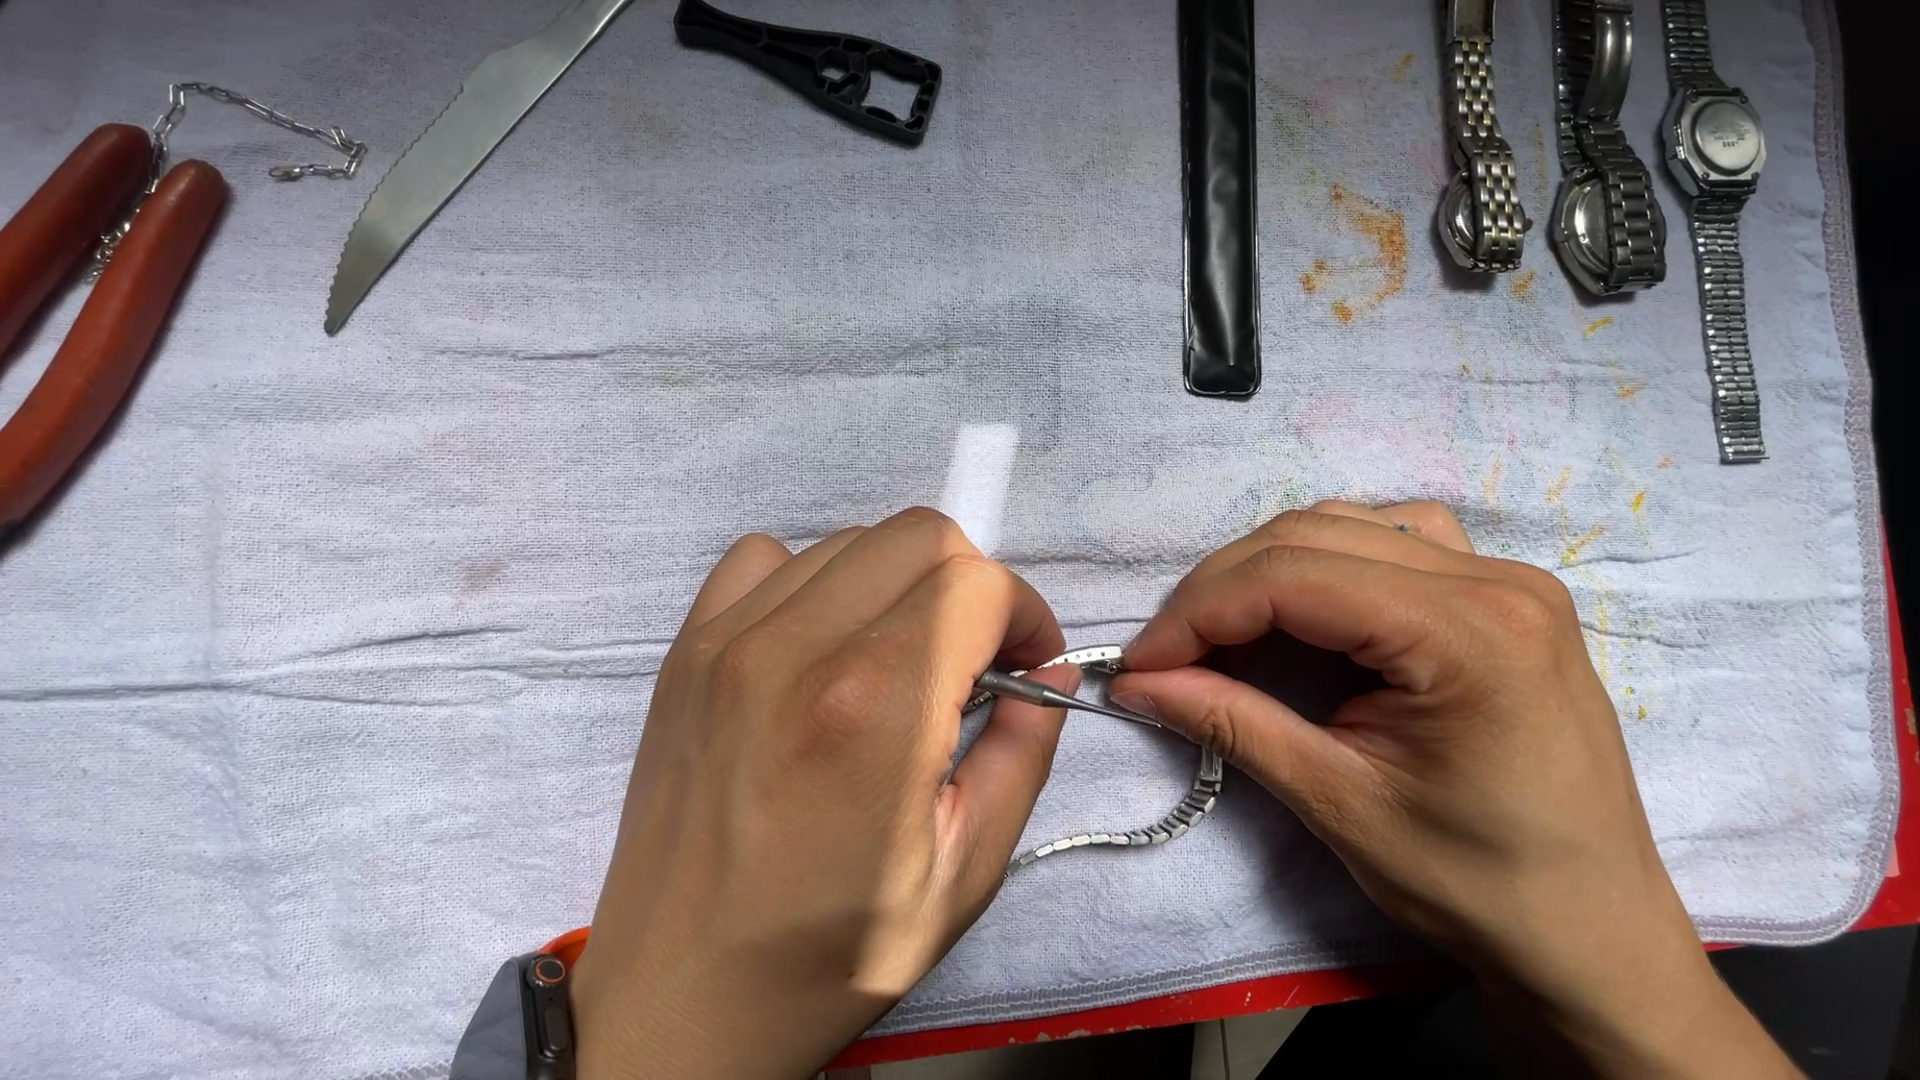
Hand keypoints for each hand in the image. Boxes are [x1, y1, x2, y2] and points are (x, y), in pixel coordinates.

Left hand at [568, 508, 1076, 1078]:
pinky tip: (817, 642)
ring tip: (898, 653)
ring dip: (899, 582)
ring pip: (850, 540)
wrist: (680, 995)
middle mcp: (796, 647)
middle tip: (973, 656)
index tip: (1027, 665)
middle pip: (920, 535)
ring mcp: (727, 638)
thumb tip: (1049, 674)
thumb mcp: (965, 872)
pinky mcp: (684, 648)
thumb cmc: (831, 950)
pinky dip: (811, 579)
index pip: (978, 585)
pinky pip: (764, 558)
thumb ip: (1023, 753)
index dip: (1026, 615)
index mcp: (876, 705)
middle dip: (971, 583)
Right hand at [1112, 501, 1796, 1077]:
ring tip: (1220, 633)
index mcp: (1465, 632)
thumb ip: (1230, 722)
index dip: (1197, 613)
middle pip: (1307, 536)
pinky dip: (1321, 560)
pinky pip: (1388, 538)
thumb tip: (1137, 682)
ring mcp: (1504, 577)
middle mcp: (1493, 579)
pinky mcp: (1499, 594)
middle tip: (1167, 656)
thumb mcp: (1337, 802)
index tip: (1141, 664)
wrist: (1593, 933)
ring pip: (1342, 524)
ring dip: (1262, 570)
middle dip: (1217, 592)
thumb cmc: (1474, 882)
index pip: (1290, 577)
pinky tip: (1303, 607)